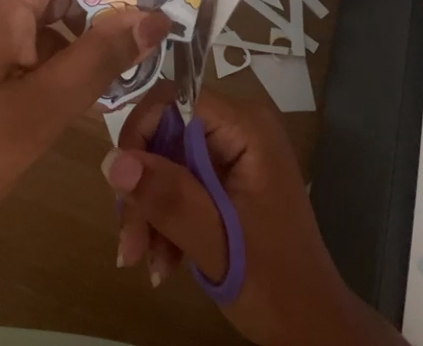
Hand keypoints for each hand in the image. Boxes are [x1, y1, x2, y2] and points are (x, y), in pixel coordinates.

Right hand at [105, 87, 405, 345]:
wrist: (310, 324)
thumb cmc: (273, 282)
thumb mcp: (214, 240)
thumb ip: (167, 197)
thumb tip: (111, 160)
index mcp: (248, 128)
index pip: (174, 100)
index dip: (140, 135)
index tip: (121, 187)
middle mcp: (241, 129)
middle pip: (166, 134)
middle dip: (142, 188)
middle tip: (130, 244)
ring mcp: (234, 154)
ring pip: (167, 162)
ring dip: (149, 212)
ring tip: (144, 262)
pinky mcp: (227, 179)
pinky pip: (180, 184)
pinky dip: (164, 220)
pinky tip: (162, 262)